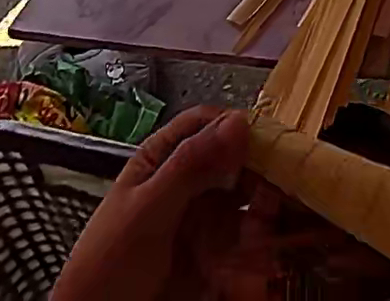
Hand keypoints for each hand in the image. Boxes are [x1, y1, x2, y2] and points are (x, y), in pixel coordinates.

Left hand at [53, 106, 259, 300]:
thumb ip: (191, 165)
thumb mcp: (147, 212)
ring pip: (247, 188)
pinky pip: (248, 228)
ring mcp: (204, 212)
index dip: (237, 125)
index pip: (209, 121)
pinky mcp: (217, 246)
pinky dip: (262, 227)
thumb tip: (240, 120)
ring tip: (278, 208)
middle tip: (283, 172)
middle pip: (236, 153)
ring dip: (265, 194)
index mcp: (164, 158)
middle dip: (260, 161)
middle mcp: (189, 178)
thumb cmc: (106, 270)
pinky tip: (268, 236)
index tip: (265, 138)